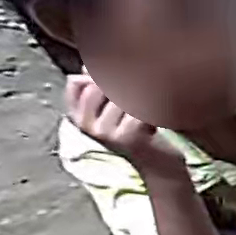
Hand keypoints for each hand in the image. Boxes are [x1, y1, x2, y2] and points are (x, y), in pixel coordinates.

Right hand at [65, 73, 181, 173]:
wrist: (160, 168)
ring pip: (122, 97)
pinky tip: (154, 125)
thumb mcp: (116, 113)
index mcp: (77, 117)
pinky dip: (151, 111)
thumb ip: (101, 91)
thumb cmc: (139, 136)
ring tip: (147, 117)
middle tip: (140, 105)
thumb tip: (85, 66)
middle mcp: (86, 125)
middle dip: (123, 89)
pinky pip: (139, 110)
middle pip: (99, 86)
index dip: (96, 77)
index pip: (76, 82)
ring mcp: (105, 132)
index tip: (118, 85)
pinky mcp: (128, 137)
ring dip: (140, 102)